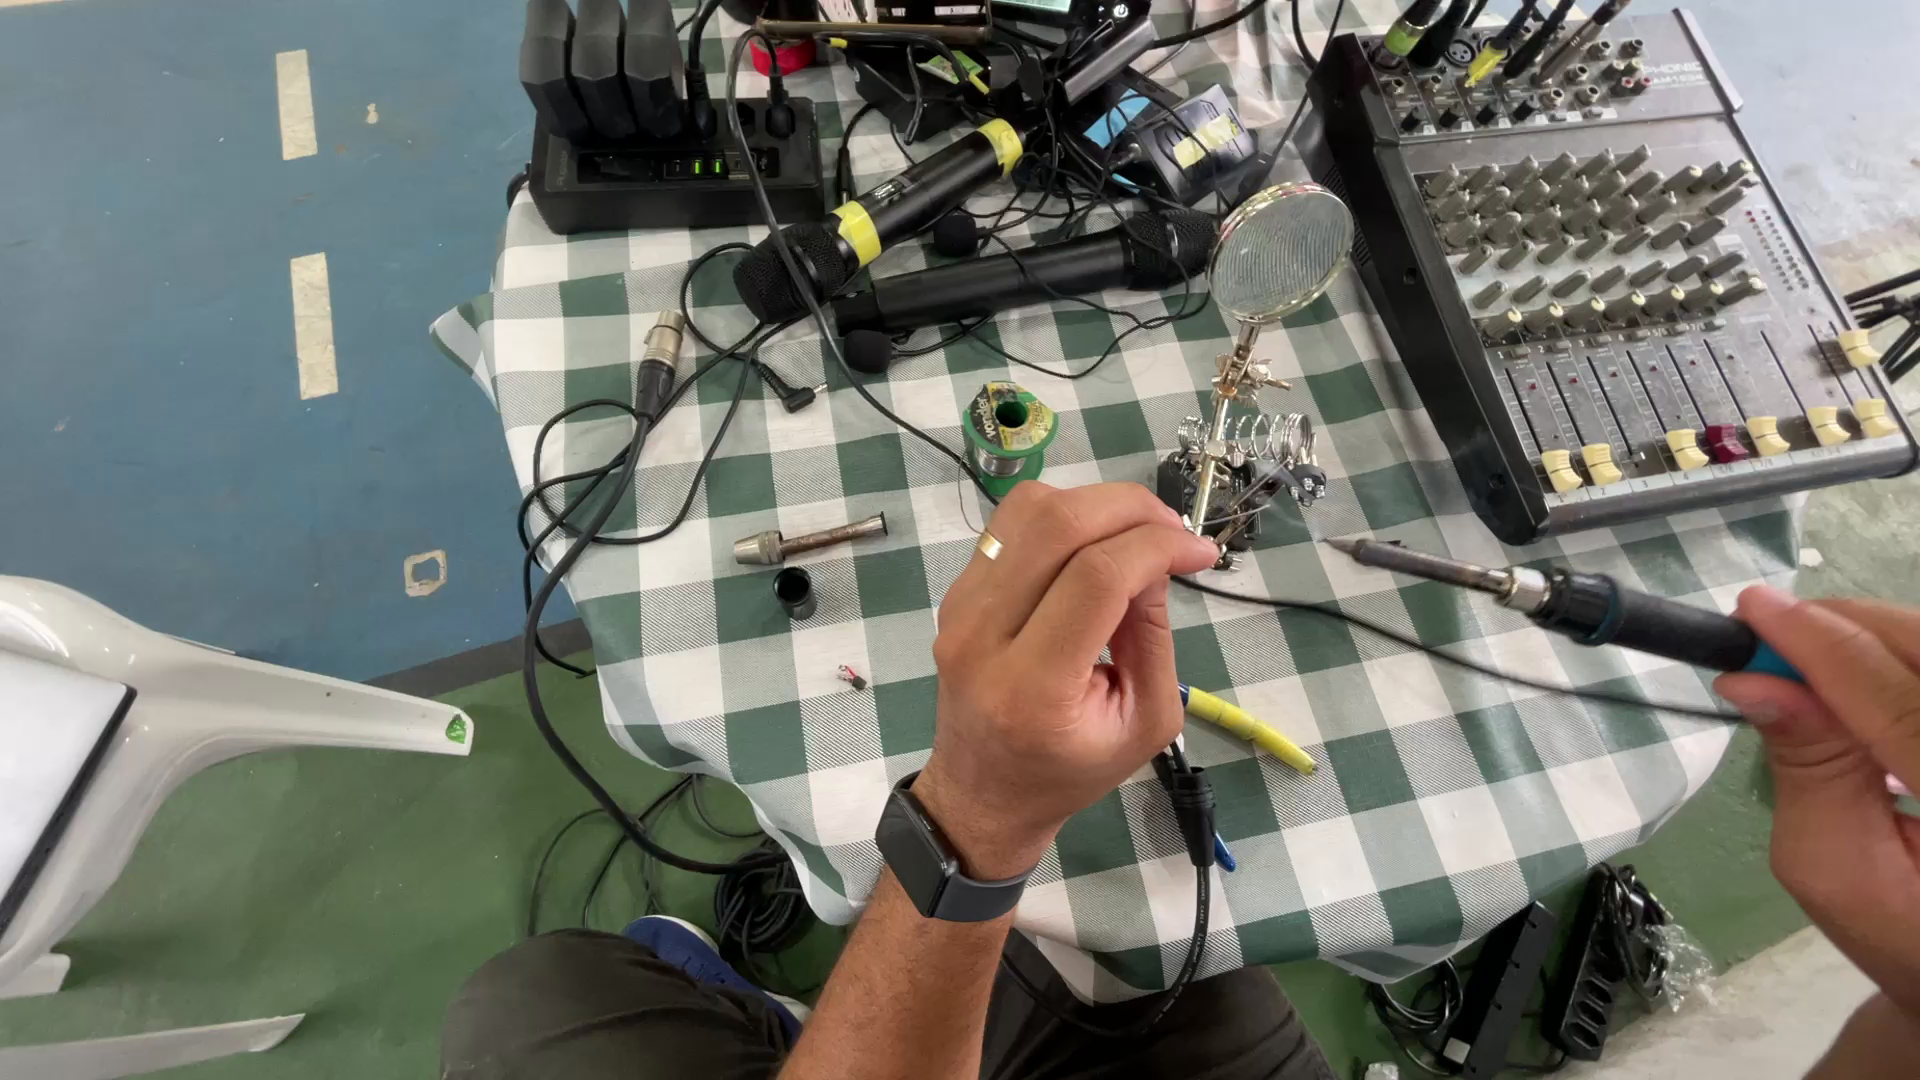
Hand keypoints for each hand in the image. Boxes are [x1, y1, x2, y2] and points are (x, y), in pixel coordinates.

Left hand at [912, 482, 1219, 878]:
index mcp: (1031, 686)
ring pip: (1028, 509)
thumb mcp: (1142, 723)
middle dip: (1129, 507)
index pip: (1096, 578)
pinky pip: (1012, 525)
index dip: (1157, 546)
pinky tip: (1091, 545)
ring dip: (1094, 504)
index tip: (1201, 551)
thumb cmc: (1069, 770)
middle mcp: (982, 634)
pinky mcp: (956, 591)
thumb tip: (1156, 557)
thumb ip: (1153, 635)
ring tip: (1134, 534)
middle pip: (1057, 525)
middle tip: (1172, 528)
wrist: (982, 791)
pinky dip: (1062, 517)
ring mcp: (960, 606)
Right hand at [1714, 586, 1919, 1016]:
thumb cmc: (1905, 934)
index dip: (1824, 647)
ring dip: (1877, 641)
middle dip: (1852, 628)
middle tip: (1770, 632)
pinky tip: (1864, 680)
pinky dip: (1900, 660)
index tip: (1754, 607)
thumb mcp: (1834, 867)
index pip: (1903, 704)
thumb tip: (1752, 685)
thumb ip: (1806, 773)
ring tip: (1810, 663)